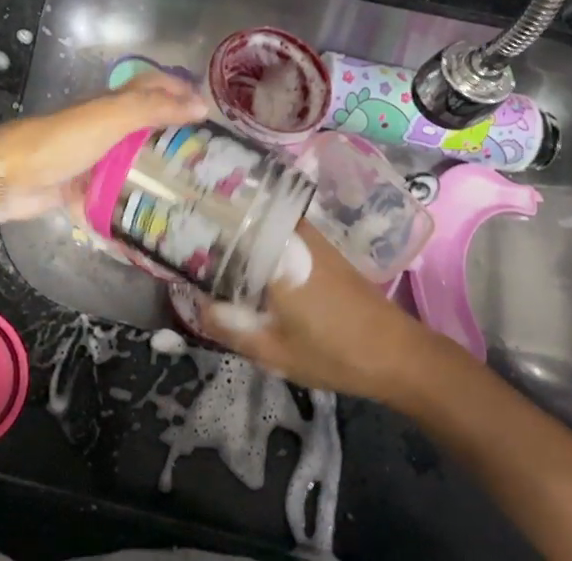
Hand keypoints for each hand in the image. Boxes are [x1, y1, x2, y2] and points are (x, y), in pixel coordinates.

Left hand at [0, 71, 207, 221]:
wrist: (7, 178)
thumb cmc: (61, 142)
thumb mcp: (110, 118)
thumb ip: (153, 110)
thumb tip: (200, 105)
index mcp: (107, 105)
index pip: (148, 89)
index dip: (176, 91)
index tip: (209, 110)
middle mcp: (100, 129)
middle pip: (140, 128)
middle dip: (171, 138)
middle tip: (208, 158)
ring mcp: (87, 161)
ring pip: (126, 164)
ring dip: (152, 174)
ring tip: (189, 191)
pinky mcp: (75, 191)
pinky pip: (107, 197)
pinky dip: (126, 205)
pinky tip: (152, 220)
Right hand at [199, 224, 441, 398]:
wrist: (400, 356)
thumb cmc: (334, 352)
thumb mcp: (274, 352)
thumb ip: (230, 327)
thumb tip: (197, 304)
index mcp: (275, 252)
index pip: (224, 222)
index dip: (195, 222)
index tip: (170, 228)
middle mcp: (291, 234)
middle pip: (242, 215)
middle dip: (213, 222)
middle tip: (183, 236)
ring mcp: (310, 238)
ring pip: (260, 222)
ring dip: (236, 230)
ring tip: (207, 247)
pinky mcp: (322, 249)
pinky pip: (278, 232)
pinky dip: (258, 240)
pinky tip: (246, 262)